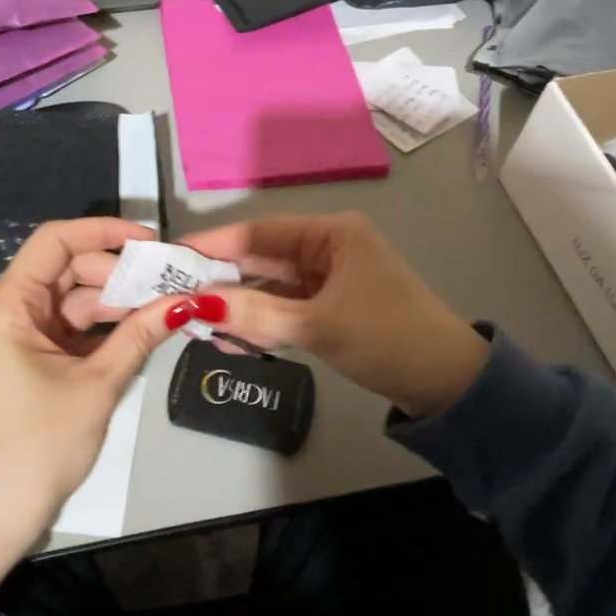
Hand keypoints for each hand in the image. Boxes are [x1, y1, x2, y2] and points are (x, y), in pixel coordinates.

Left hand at [0, 218, 176, 602]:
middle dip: (120, 272)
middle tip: (171, 281)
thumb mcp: (97, 385)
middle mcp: (10, 312)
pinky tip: (146, 330)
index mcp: (9, 306)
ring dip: (119, 302)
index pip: (55, 241)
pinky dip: (107, 328)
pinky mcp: (34, 363)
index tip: (151, 241)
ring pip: (76, 300)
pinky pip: (75, 329)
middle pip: (69, 269)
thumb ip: (141, 335)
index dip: (103, 231)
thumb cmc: (37, 445)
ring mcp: (22, 339)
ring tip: (168, 306)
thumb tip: (189, 300)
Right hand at [180, 212, 488, 419]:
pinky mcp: (330, 308)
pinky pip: (284, 309)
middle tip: (172, 298)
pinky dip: (260, 323)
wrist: (445, 381)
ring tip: (195, 326)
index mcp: (332, 234)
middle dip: (221, 281)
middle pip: (261, 259)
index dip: (214, 246)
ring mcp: (328, 280)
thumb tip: (195, 305)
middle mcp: (328, 249)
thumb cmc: (386, 337)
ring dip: (239, 308)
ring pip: (269, 288)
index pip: (260, 233)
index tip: (170, 259)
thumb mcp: (318, 325)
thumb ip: (256, 315)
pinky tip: (229, 340)